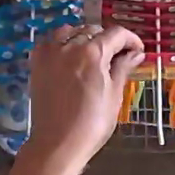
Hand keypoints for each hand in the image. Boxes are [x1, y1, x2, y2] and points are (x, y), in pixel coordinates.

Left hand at [23, 24, 144, 174]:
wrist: (57, 143)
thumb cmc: (91, 123)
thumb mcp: (114, 95)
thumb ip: (122, 68)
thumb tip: (135, 53)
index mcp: (92, 53)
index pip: (116, 34)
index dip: (131, 40)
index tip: (137, 51)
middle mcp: (68, 46)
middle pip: (92, 31)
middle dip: (108, 40)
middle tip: (118, 56)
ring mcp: (49, 54)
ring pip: (69, 32)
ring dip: (83, 38)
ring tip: (93, 54)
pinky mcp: (37, 64)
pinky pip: (50, 42)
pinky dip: (61, 43)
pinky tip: (69, 56)